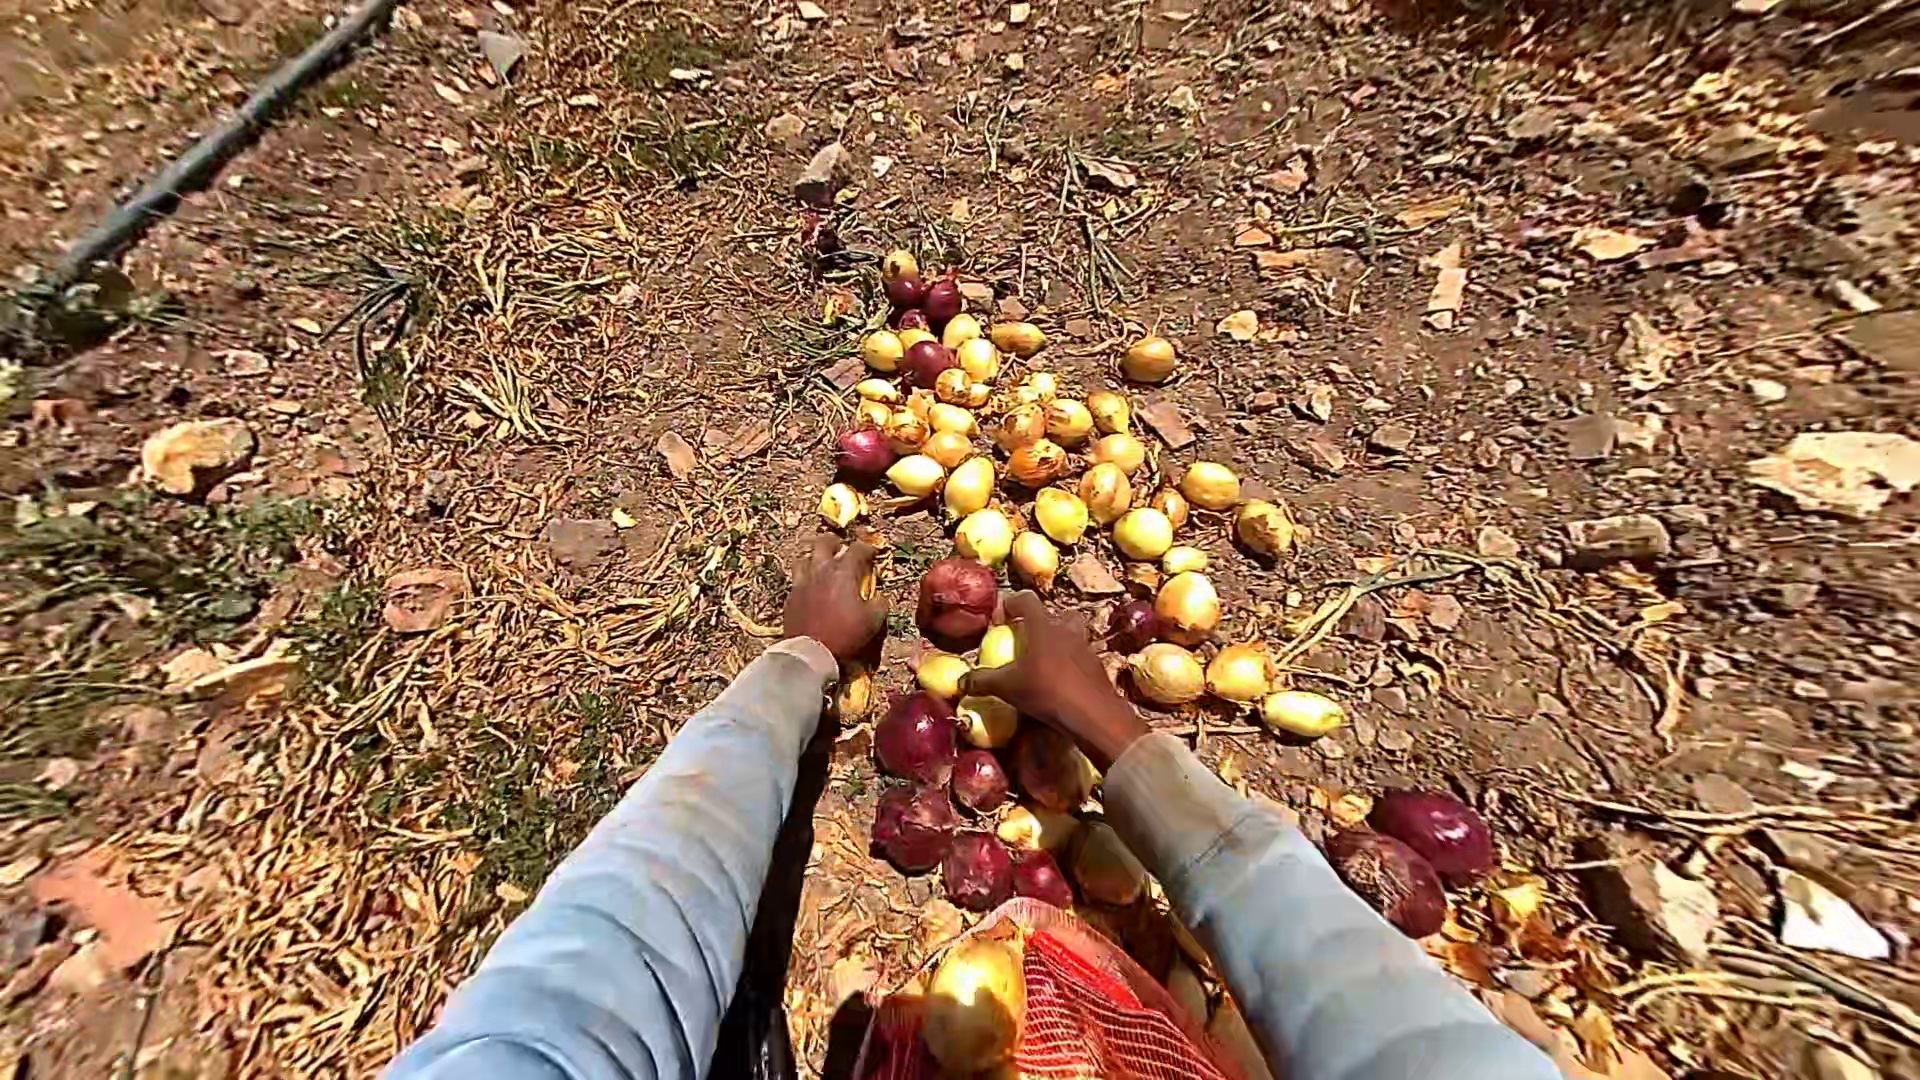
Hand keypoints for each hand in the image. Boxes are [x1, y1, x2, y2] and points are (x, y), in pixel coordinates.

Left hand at [783, 535, 886, 667]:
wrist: (811, 653)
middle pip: (824, 543)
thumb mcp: (874, 620)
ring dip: (814, 556)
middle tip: (841, 547)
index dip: (868, 548)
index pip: (858, 549)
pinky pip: (796, 579)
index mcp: (843, 572)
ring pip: (805, 557)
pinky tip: (810, 586)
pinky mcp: (791, 596)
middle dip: (835, 542)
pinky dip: (805, 577)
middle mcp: (821, 570)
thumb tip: (880, 597)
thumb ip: (880, 603)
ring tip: (821, 563)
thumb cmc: (845, 634)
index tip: (873, 553)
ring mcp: (802, 582)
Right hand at [964, 591, 1148, 768]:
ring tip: (1043, 662)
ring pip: (1071, 633)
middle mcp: (1067, 630)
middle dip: (1039, 622)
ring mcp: (1085, 647)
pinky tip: (1059, 682)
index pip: (1026, 600)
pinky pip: (1079, 657)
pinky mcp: (1097, 667)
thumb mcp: (1008, 687)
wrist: (1094, 715)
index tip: (999, 622)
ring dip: (1057, 642)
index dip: (1011, 604)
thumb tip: (961, 681)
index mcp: (1043, 626)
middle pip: (1054, 614)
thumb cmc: (1047, 691)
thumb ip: (982, 681)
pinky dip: (1069, 663)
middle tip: (1026, 640)